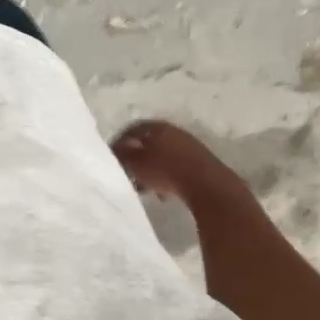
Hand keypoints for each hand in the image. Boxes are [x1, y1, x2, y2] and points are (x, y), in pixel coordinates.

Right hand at [110, 120, 243, 206]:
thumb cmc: (165, 171)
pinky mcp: (201, 161)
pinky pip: (176, 166)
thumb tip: (113, 149)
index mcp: (157, 127)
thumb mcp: (135, 163)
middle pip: (148, 143)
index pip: (132, 130)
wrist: (207, 185)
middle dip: (136, 159)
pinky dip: (166, 176)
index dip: (119, 143)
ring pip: (162, 156)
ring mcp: (190, 146)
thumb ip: (121, 155)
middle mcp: (174, 131)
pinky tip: (163, 192)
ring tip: (144, 188)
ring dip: (151, 170)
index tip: (112, 158)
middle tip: (127, 175)